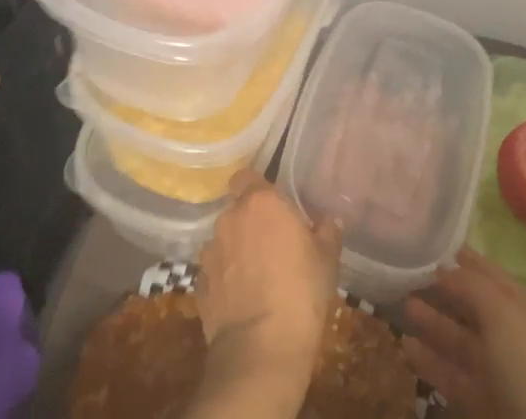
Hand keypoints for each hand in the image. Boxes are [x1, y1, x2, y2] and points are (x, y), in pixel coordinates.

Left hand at [197, 170, 344, 369]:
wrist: (261, 348)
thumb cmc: (302, 292)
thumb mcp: (327, 260)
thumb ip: (326, 232)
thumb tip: (327, 220)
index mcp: (261, 203)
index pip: (247, 177)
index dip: (257, 188)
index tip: (274, 206)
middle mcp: (229, 219)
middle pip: (237, 210)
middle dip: (251, 223)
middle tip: (273, 244)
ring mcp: (209, 252)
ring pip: (224, 241)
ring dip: (237, 250)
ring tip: (257, 276)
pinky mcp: (198, 283)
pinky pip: (215, 270)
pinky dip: (226, 278)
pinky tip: (243, 298)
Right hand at [402, 249, 525, 418]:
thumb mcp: (503, 316)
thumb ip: (473, 287)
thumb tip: (445, 269)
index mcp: (525, 312)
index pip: (493, 276)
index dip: (466, 260)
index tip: (433, 245)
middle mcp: (511, 338)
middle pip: (472, 307)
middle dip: (443, 290)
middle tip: (408, 274)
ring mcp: (495, 372)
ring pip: (458, 340)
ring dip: (431, 322)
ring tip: (402, 305)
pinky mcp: (479, 400)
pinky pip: (450, 373)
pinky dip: (428, 360)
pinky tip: (405, 346)